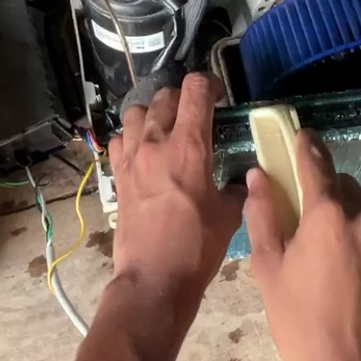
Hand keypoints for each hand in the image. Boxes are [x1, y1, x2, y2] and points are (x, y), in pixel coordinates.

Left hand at [107, 72, 244, 311]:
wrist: (154, 278)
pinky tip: (144, 151)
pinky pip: (120, 139)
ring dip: (153, 112)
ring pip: (137, 112)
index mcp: (189, 145)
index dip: (210, 83)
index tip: (219, 95)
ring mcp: (132, 158)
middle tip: (197, 113)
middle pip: (165, 96)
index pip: (196, 89)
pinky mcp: (117, 175)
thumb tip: (243, 180)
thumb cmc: (197, 246)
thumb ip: (237, 188)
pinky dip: (132, 136)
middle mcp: (157, 142)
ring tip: (166, 127)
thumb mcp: (229, 215)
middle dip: (184, 97)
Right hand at [245, 129, 360, 360]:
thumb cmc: (299, 323)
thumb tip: (257, 177)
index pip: (316, 161)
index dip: (305, 144)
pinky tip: (347, 275)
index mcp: (328, 215)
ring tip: (324, 254)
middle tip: (303, 219)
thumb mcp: (269, 268)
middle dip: (324, 192)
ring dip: (344, 217)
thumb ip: (263, 214)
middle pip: (342, 186)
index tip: (299, 134)